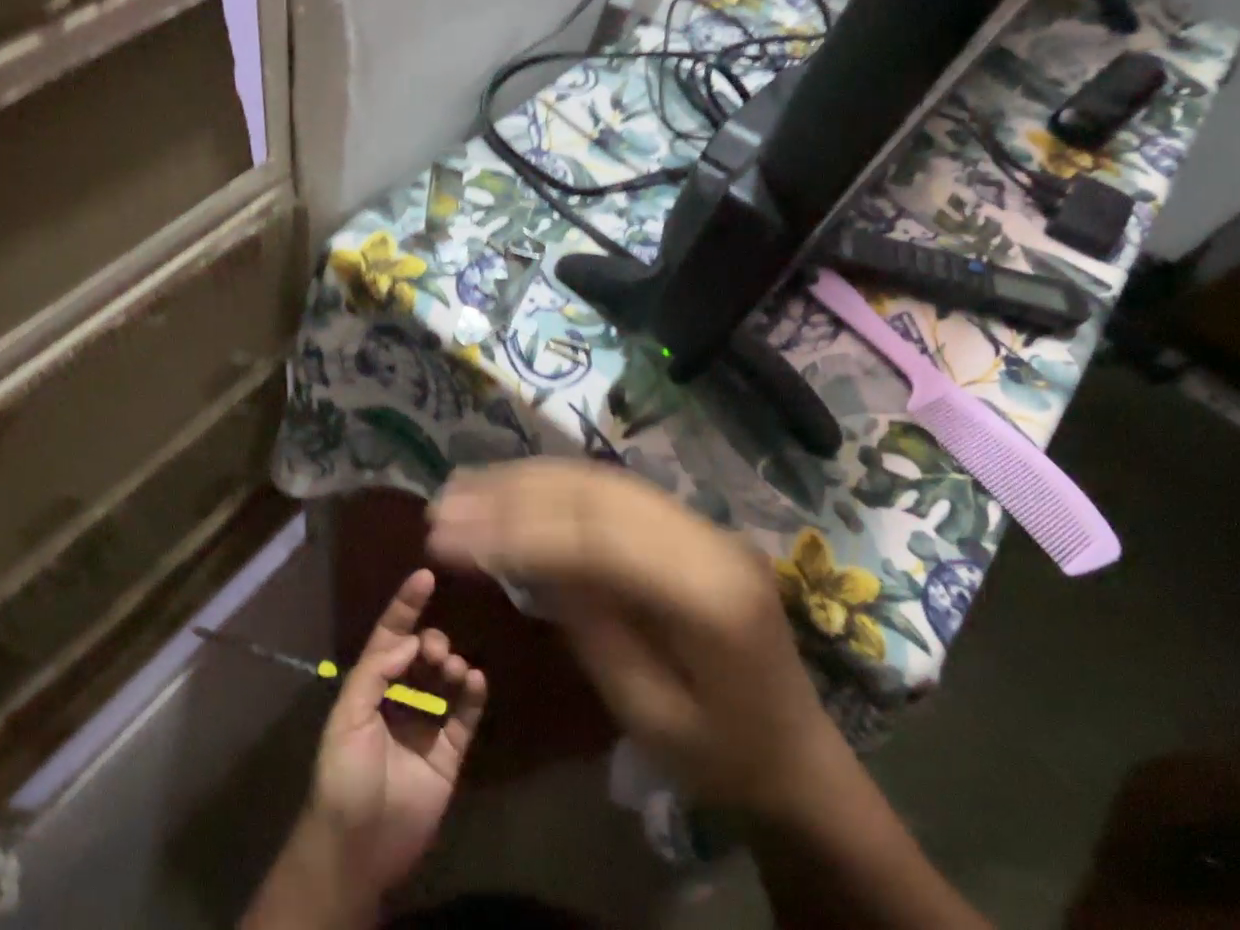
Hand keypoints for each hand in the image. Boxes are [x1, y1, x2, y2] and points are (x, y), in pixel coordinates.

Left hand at [306, 568, 487, 894]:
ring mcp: (424, 728)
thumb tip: (408, 639)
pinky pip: (465, 718)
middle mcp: (396, 703)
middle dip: (430, 642)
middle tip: (436, 650)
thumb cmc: (343, 775)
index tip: (425, 576)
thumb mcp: (347, 717)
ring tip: (452, 666)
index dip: (404, 608)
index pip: (387, 639)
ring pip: (444, 683)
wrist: (359, 844)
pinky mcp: (448, 755)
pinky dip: (472, 696)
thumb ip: (375, 673)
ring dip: (451, 665)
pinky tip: (474, 680)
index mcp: (367, 691)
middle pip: (419, 658)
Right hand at [426, 461, 839, 817]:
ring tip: (462, 486)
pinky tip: (512, 488)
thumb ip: (592, 630)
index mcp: (708, 596)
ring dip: (528, 482)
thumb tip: (532, 565)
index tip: (449, 539)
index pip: (597, 541)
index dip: (516, 532)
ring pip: (603, 483)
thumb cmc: (720, 757)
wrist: (796, 756)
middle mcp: (710, 543)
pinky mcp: (691, 530)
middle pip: (598, 496)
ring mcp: (704, 529)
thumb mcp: (647, 712)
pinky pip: (615, 494)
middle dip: (512, 496)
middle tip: (443, 505)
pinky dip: (556, 487)